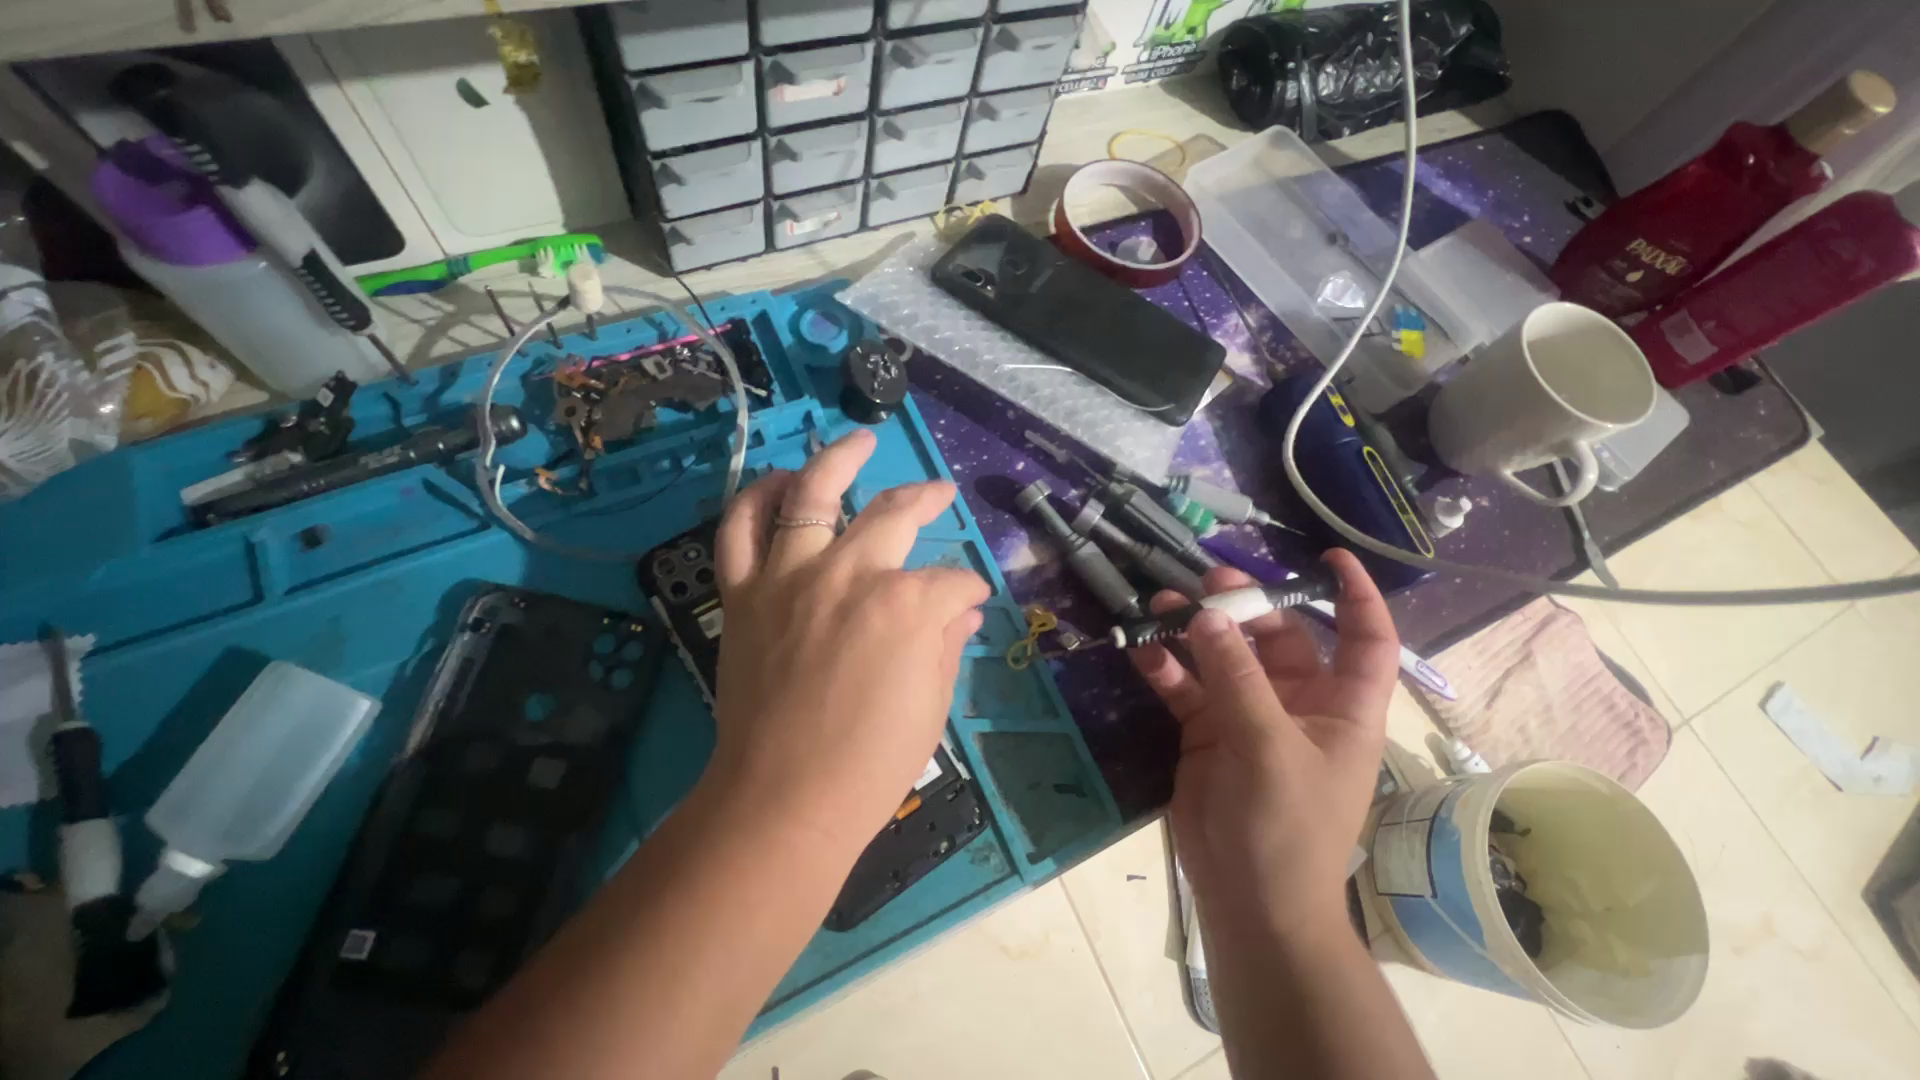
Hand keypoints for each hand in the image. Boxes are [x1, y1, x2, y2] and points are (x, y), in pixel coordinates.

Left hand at [708, 429, 988, 846]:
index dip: (966, 590)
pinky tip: (777, 481)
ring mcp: (790, 577)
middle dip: (926, 499)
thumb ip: (946, 644)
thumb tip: (962, 612)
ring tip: (859, 440)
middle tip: (939, 492)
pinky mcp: (744, 594)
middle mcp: (849, 573)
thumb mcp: (931, 704)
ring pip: (811, 495)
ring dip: (839, 460)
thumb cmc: (871, 763)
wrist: (784, 799)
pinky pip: (739, 530)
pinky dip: (755, 498)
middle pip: (893, 516)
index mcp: (907, 604)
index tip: (969, 601)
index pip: (950, 581)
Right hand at [1130, 550, 1399, 929]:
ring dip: (1195, 633)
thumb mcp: (1267, 746)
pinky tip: (1142, 651)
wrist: (1249, 898)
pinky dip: (1167, 669)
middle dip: (1244, 608)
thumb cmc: (1286, 826)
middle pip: (1277, 638)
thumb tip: (1205, 617)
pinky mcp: (1208, 734)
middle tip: (1205, 582)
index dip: (1356, 597)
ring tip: (1161, 607)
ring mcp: (1249, 717)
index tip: (1329, 557)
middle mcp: (1298, 704)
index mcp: (1341, 707)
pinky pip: (1188, 688)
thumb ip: (1236, 679)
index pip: (1364, 640)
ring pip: (1224, 659)